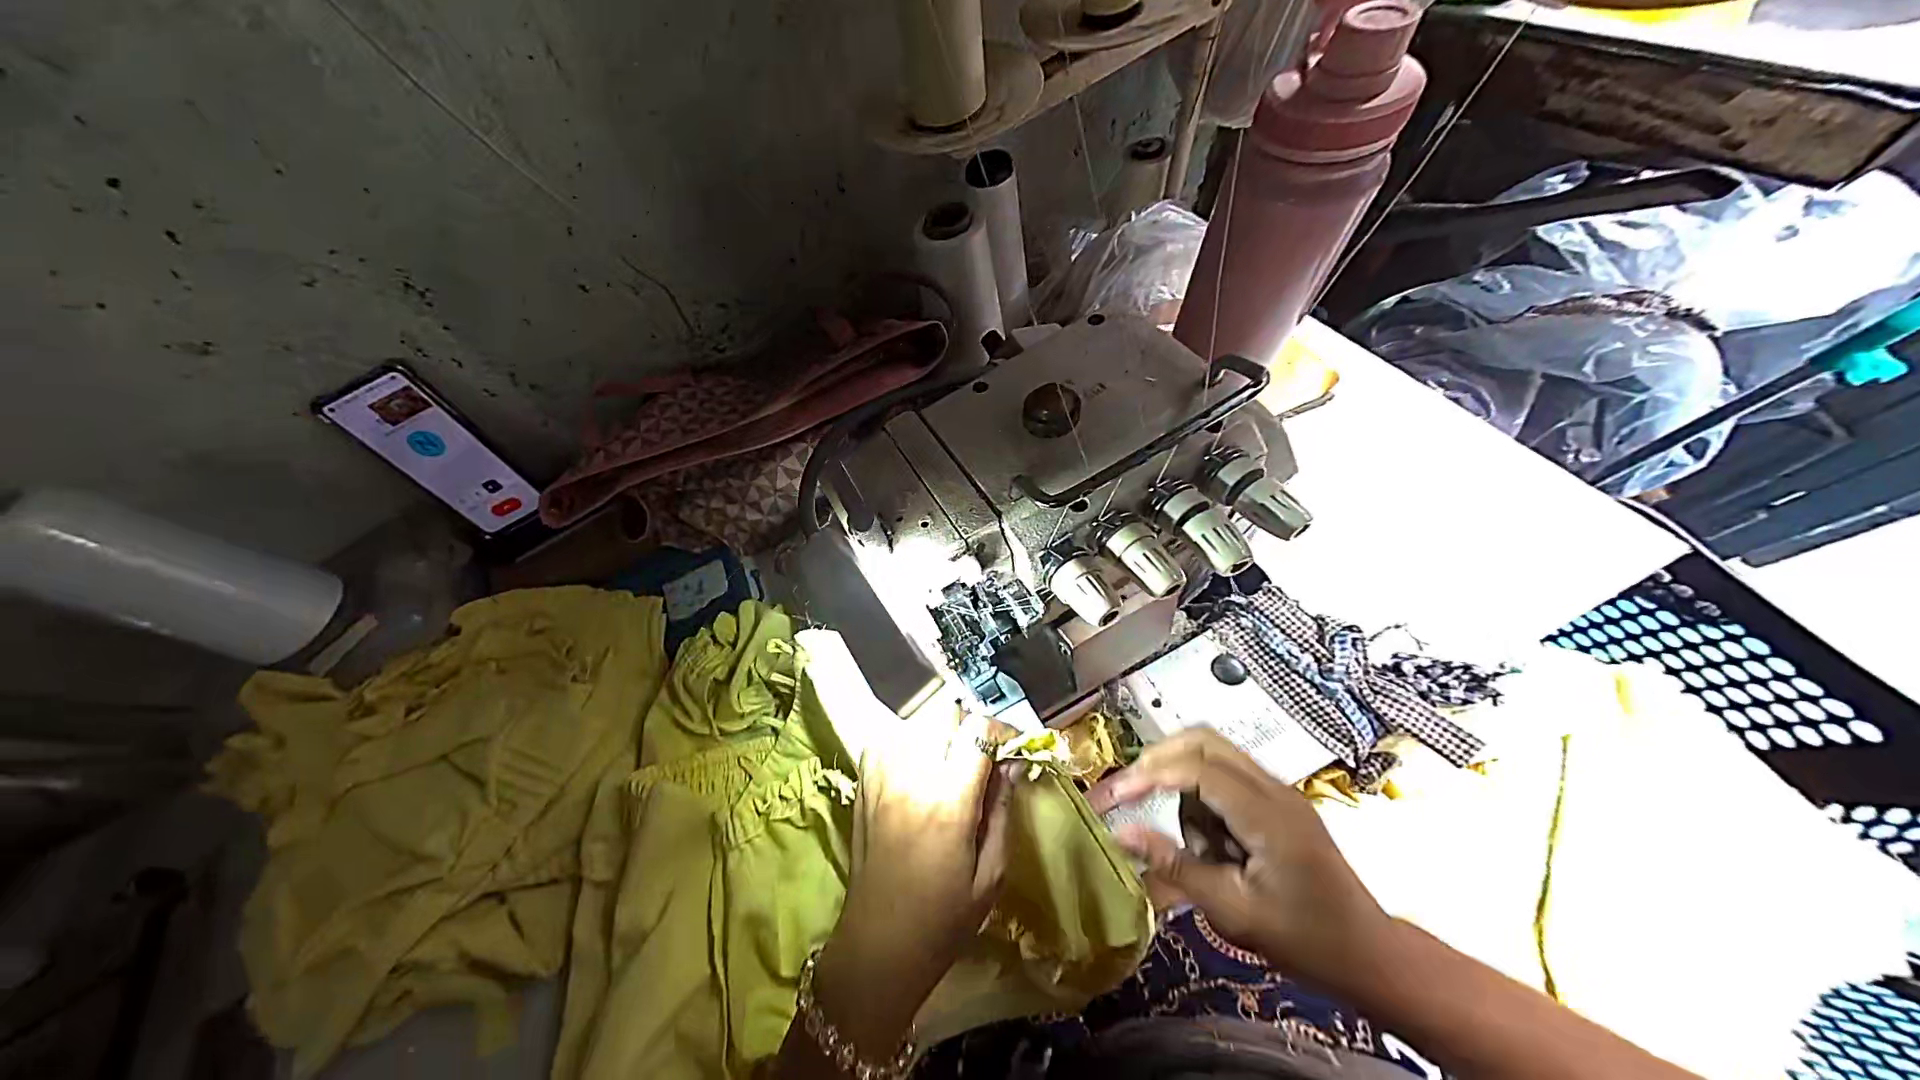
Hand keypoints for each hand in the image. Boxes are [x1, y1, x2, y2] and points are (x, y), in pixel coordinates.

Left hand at [810, 707, 1016, 1052]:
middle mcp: (910, 777)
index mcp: (947, 801)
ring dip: (941, 732)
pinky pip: (890, 739)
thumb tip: (1014, 763)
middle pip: (945, 713)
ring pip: (915, 721)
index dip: (1002, 731)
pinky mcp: (864, 783)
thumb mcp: (991, 874)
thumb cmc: (943, 920)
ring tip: (952, 764)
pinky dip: (910, 742)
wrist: (877, 945)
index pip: (978, 731)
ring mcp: (880, 776)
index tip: (1013, 749)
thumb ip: (1002, 809)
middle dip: (971, 727)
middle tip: (983, 758)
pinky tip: (920, 769)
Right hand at [1087, 727, 1391, 989]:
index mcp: (1266, 813)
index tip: (1113, 796)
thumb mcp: (1233, 911)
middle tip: (1131, 792)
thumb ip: (1175, 866)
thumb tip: (1122, 833)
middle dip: (1159, 759)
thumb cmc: (1304, 939)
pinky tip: (1213, 847)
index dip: (1148, 775)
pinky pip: (1226, 778)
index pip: (1195, 769)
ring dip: (1185, 786)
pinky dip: (1203, 798)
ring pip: (1212, 755)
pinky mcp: (1277, 803)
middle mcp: (1273, 788)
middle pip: (1203, 740)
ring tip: (1197, 848)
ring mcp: (1278, 792)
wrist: (1369, 954)